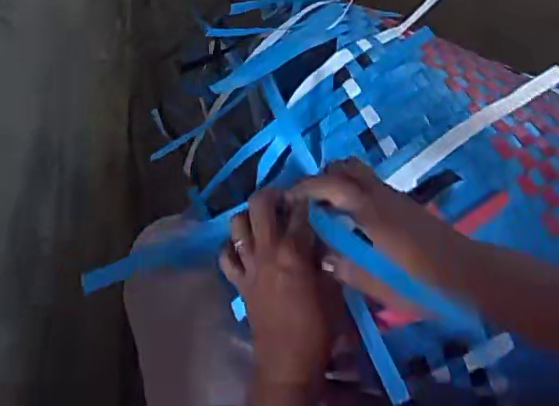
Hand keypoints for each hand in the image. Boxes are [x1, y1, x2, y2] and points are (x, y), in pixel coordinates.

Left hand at [220, 189, 334, 394]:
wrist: (287, 364)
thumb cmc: (316, 330)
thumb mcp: (333, 293)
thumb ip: (327, 261)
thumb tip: (324, 240)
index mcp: (293, 250)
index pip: (299, 211)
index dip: (305, 199)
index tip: (310, 195)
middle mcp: (266, 249)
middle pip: (260, 204)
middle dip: (272, 194)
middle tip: (283, 200)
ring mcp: (248, 264)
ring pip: (237, 223)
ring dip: (248, 216)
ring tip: (261, 220)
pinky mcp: (238, 281)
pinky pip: (225, 256)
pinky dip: (230, 247)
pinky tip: (241, 248)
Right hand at [292, 159, 476, 303]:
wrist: (469, 275)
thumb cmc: (421, 283)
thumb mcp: (379, 285)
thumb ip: (346, 269)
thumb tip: (320, 257)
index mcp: (367, 210)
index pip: (327, 185)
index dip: (304, 188)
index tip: (287, 198)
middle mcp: (377, 194)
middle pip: (342, 167)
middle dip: (320, 178)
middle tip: (305, 200)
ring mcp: (392, 195)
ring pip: (357, 171)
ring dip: (337, 179)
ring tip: (326, 205)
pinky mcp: (403, 202)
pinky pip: (368, 182)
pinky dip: (352, 187)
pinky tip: (351, 215)